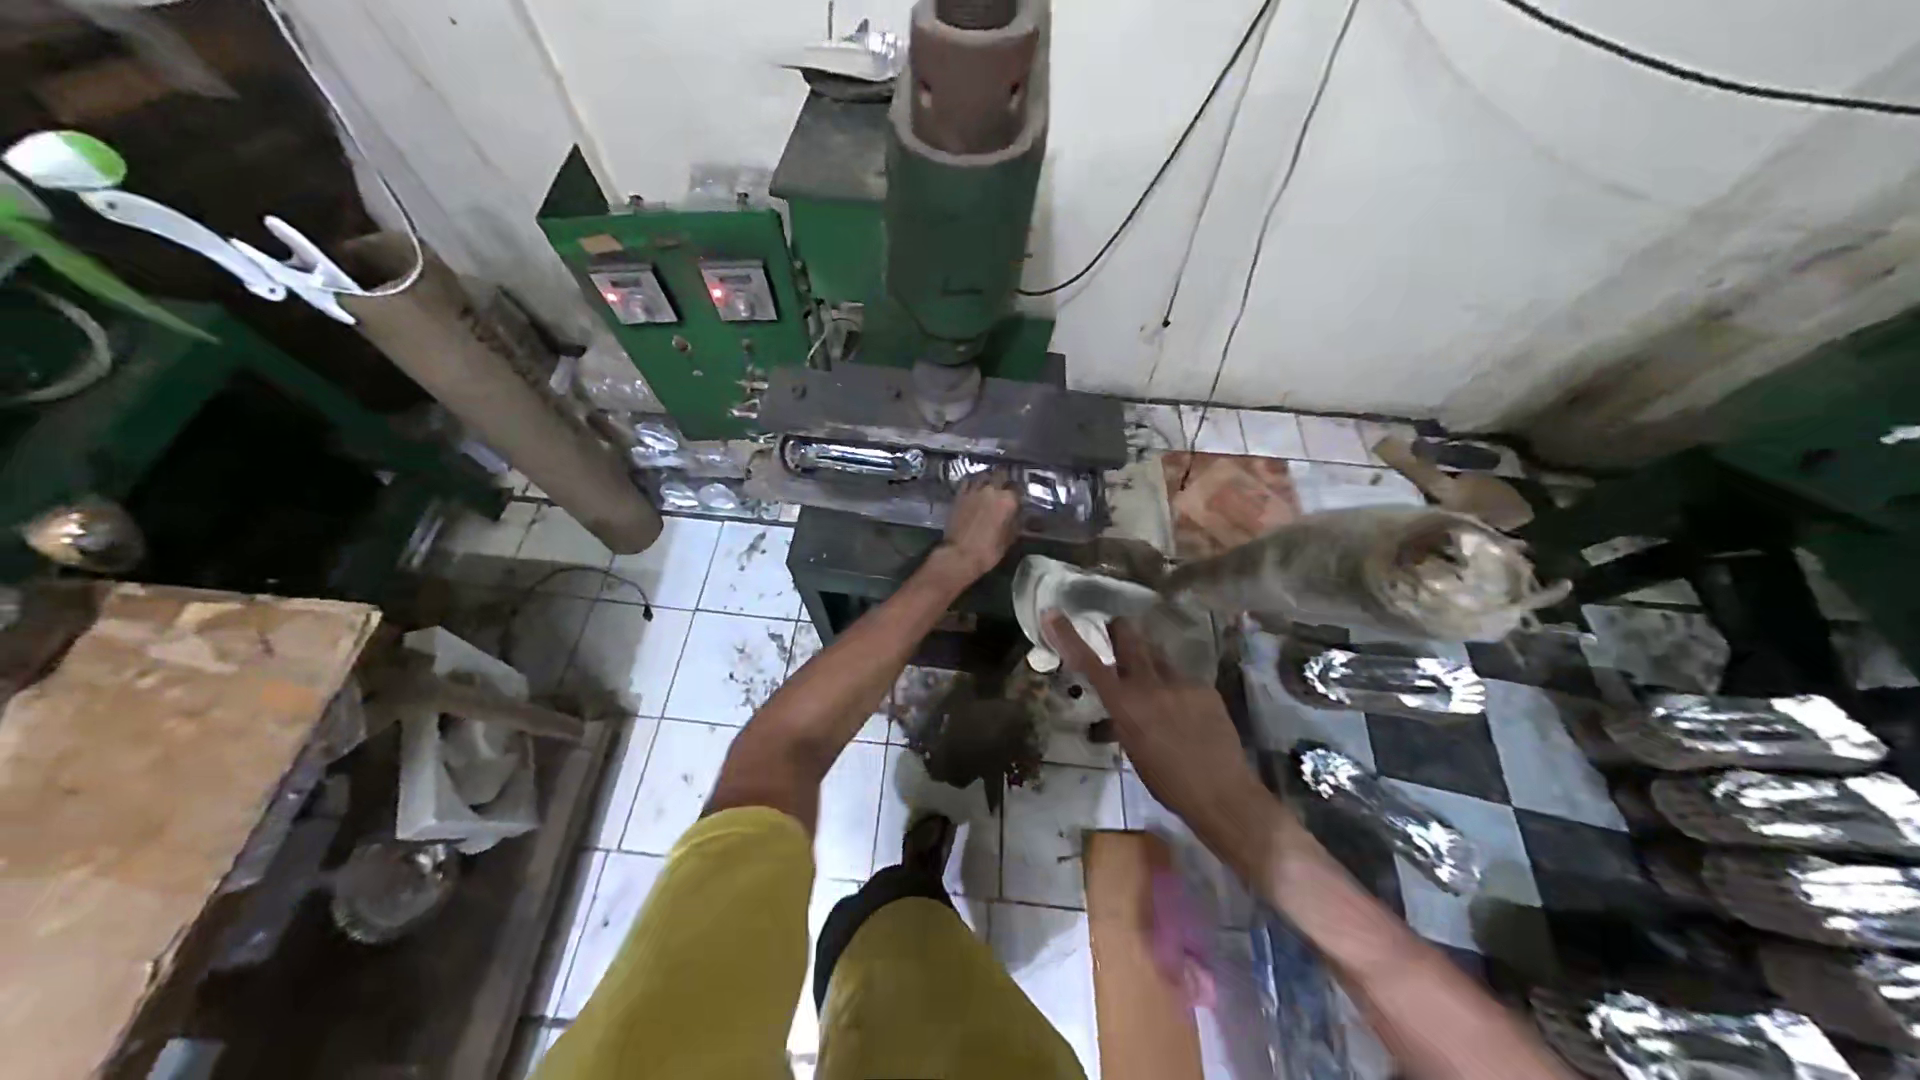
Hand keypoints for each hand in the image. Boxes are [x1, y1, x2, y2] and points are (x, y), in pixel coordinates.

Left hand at [933, 475, 1019, 583]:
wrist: (960, 555)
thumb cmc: (989, 550)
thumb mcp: (1009, 539)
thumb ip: (1015, 522)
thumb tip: (1018, 515)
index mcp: (1008, 500)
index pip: (1017, 488)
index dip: (1018, 492)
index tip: (1017, 497)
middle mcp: (991, 490)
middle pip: (1000, 474)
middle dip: (1003, 479)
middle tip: (1004, 486)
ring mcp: (973, 491)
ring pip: (983, 475)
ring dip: (988, 478)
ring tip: (989, 485)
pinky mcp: (959, 495)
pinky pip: (967, 482)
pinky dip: (972, 483)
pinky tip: (974, 488)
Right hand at [1046, 614, 1269, 866]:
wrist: (1222, 793)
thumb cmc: (1168, 782)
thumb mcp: (1133, 752)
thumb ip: (1122, 722)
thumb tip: (1113, 716)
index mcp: (1125, 705)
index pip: (1090, 663)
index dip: (1068, 637)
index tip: (1053, 614)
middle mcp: (1150, 685)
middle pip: (1130, 639)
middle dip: (1119, 629)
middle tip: (1115, 627)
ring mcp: (1181, 683)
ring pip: (1158, 657)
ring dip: (1149, 660)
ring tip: (1153, 679)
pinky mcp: (1205, 688)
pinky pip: (1183, 678)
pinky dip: (1176, 688)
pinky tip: (1184, 709)